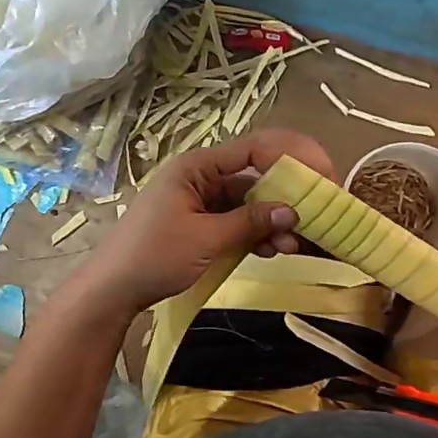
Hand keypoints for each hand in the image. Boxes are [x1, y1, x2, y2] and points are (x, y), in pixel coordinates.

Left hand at [72, 129, 335, 315]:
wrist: (114, 288)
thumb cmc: (154, 256)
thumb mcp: (207, 240)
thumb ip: (250, 222)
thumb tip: (294, 211)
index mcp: (196, 167)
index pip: (254, 149)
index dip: (292, 158)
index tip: (323, 179)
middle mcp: (200, 176)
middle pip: (254, 177)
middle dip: (285, 199)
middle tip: (313, 222)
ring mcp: (199, 200)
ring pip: (248, 203)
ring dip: (271, 221)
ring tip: (290, 247)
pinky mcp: (199, 223)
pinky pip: (235, 220)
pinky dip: (254, 233)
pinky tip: (270, 250)